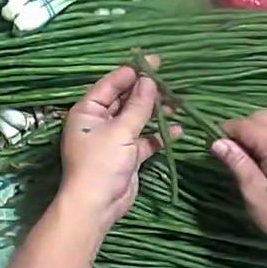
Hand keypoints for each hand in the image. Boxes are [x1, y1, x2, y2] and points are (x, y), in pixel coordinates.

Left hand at [57, 59, 174, 231]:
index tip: (154, 62)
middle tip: (170, 82)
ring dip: (156, 113)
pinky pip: (145, 139)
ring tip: (177, 104)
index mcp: (88, 111)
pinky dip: (159, 135)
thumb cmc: (101, 163)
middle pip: (125, 100)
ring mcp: (114, 138)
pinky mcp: (127, 155)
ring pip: (137, 119)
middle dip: (147, 92)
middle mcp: (100, 121)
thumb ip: (138, 106)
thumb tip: (149, 81)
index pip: (111, 84)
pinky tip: (178, 130)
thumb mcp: (121, 131)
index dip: (132, 72)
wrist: (96, 205)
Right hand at [211, 110, 266, 255]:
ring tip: (241, 155)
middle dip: (241, 127)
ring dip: (255, 131)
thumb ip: (238, 163)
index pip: (247, 125)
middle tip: (227, 149)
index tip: (210, 142)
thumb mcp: (255, 193)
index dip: (226, 130)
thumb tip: (217, 142)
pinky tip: (259, 159)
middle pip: (262, 117)